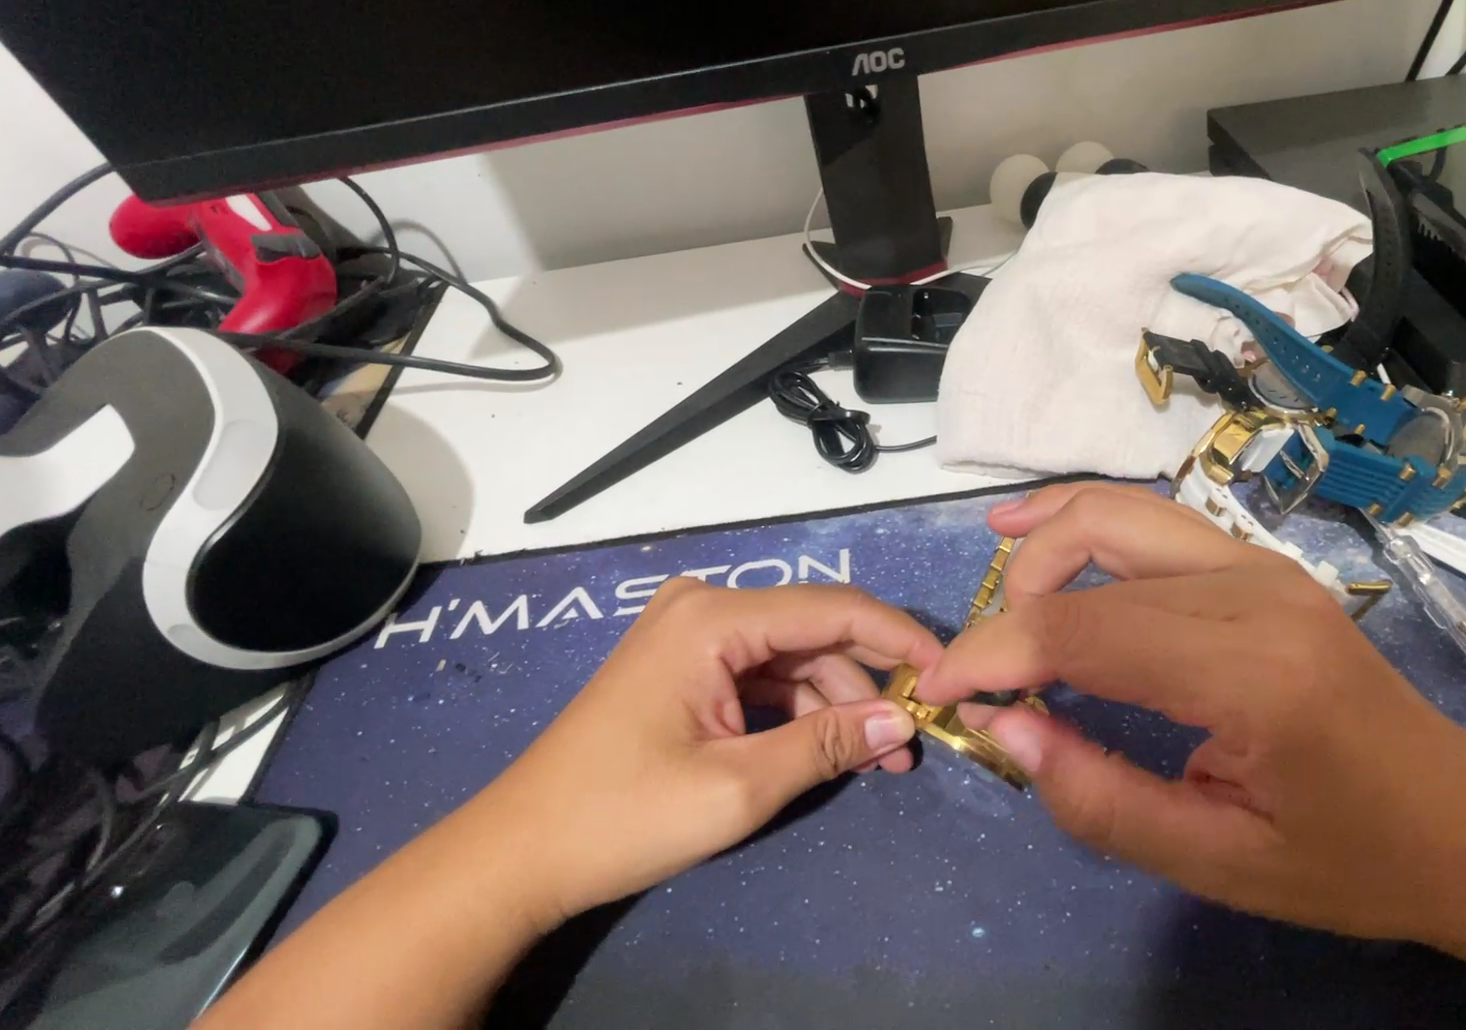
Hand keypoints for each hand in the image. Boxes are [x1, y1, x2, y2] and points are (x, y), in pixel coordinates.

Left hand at [461, 579, 936, 924]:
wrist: (517, 855)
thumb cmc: (622, 816)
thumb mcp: (737, 787)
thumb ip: (826, 745)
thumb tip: (903, 723)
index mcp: (713, 619)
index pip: (832, 609)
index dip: (897, 638)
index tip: (948, 672)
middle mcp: (705, 608)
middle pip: (814, 632)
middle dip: (868, 683)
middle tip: (914, 735)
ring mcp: (693, 634)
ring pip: (793, 657)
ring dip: (837, 704)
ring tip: (880, 759)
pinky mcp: (687, 665)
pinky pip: (763, 675)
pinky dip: (800, 710)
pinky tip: (833, 746)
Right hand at [917, 483, 1465, 941]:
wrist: (1462, 819)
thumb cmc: (1347, 857)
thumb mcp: (1215, 862)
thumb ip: (1096, 797)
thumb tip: (1000, 725)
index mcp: (1252, 673)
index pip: (1085, 632)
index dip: (995, 652)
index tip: (939, 686)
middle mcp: (1256, 591)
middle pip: (1094, 550)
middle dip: (1013, 602)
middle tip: (982, 665)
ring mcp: (1262, 565)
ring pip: (1122, 510)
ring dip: (1046, 535)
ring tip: (996, 567)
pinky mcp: (1259, 562)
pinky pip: (1153, 523)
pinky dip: (1088, 525)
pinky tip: (1049, 537)